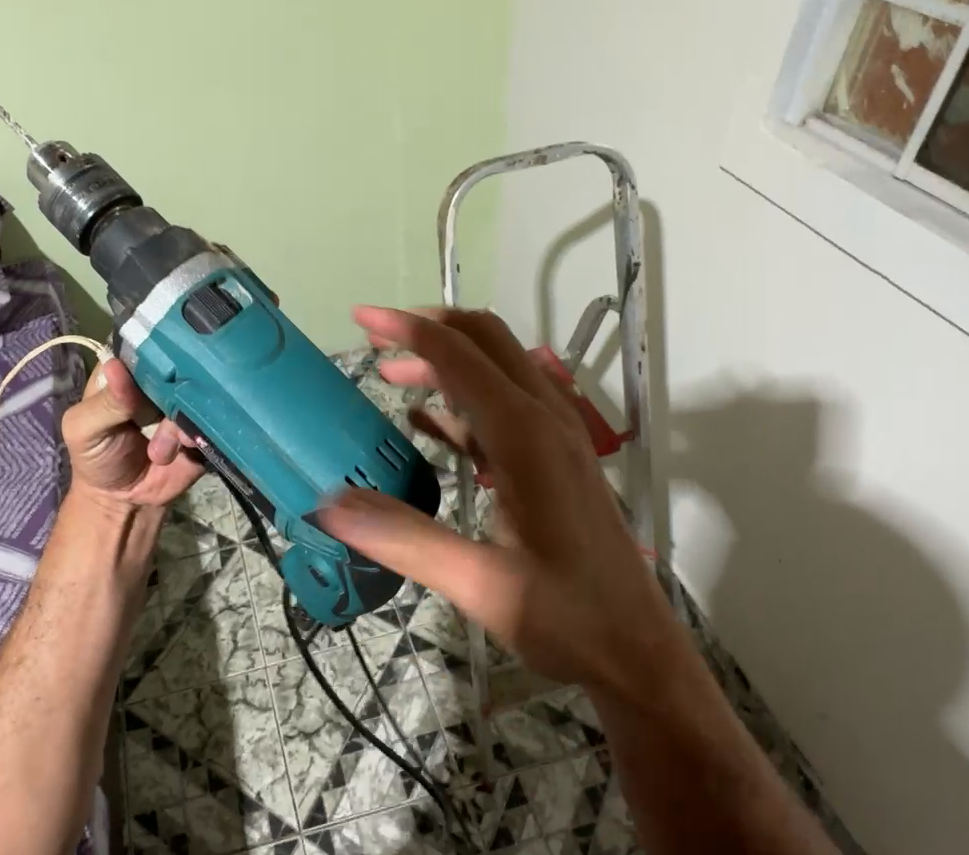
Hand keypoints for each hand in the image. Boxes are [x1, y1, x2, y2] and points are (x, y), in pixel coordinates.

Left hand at [60, 358, 203, 509]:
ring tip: (159, 453)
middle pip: (180, 363)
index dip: (154, 348)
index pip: (146, 343)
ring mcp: (184, 403)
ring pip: (197, 394)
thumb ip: (105, 401)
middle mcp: (160, 380)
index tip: (161, 362)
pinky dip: (197, 436)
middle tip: (157, 416)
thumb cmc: (96, 456)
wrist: (124, 502)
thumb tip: (117, 365)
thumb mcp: (84, 428)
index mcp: (128, 369)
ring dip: (179, 424)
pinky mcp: (202, 428)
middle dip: (174, 388)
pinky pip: (211, 422)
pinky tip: (183, 450)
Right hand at [317, 306, 670, 688]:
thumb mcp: (479, 584)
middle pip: (487, 341)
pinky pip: (508, 407)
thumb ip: (404, 538)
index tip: (360, 317)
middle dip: (429, 329)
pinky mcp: (559, 460)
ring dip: (447, 361)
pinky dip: (465, 400)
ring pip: (500, 369)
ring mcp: (558, 438)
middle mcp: (546, 419)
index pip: (459, 355)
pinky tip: (429, 424)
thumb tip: (330, 502)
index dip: (407, 328)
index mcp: (526, 434)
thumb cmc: (566, 616)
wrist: (638, 651)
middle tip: (375, 340)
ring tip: (392, 374)